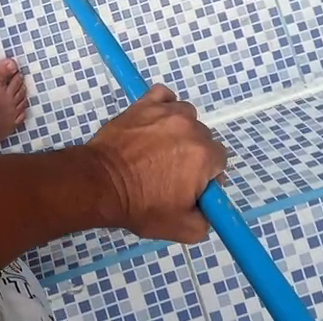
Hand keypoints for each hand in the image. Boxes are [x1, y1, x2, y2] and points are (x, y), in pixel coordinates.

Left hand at [84, 85, 224, 241]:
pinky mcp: (143, 103)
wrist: (103, 182)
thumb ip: (207, 218)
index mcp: (203, 156)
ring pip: (186, 115)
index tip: (194, 185)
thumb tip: (207, 204)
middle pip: (203, 137)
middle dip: (194, 154)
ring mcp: (165, 111)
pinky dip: (164, 104)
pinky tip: (156, 120)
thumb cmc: (142, 206)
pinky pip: (163, 95)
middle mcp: (189, 127)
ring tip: (163, 146)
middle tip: (174, 171)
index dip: (209, 174)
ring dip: (181, 129)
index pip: (219, 160)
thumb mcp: (184, 228)